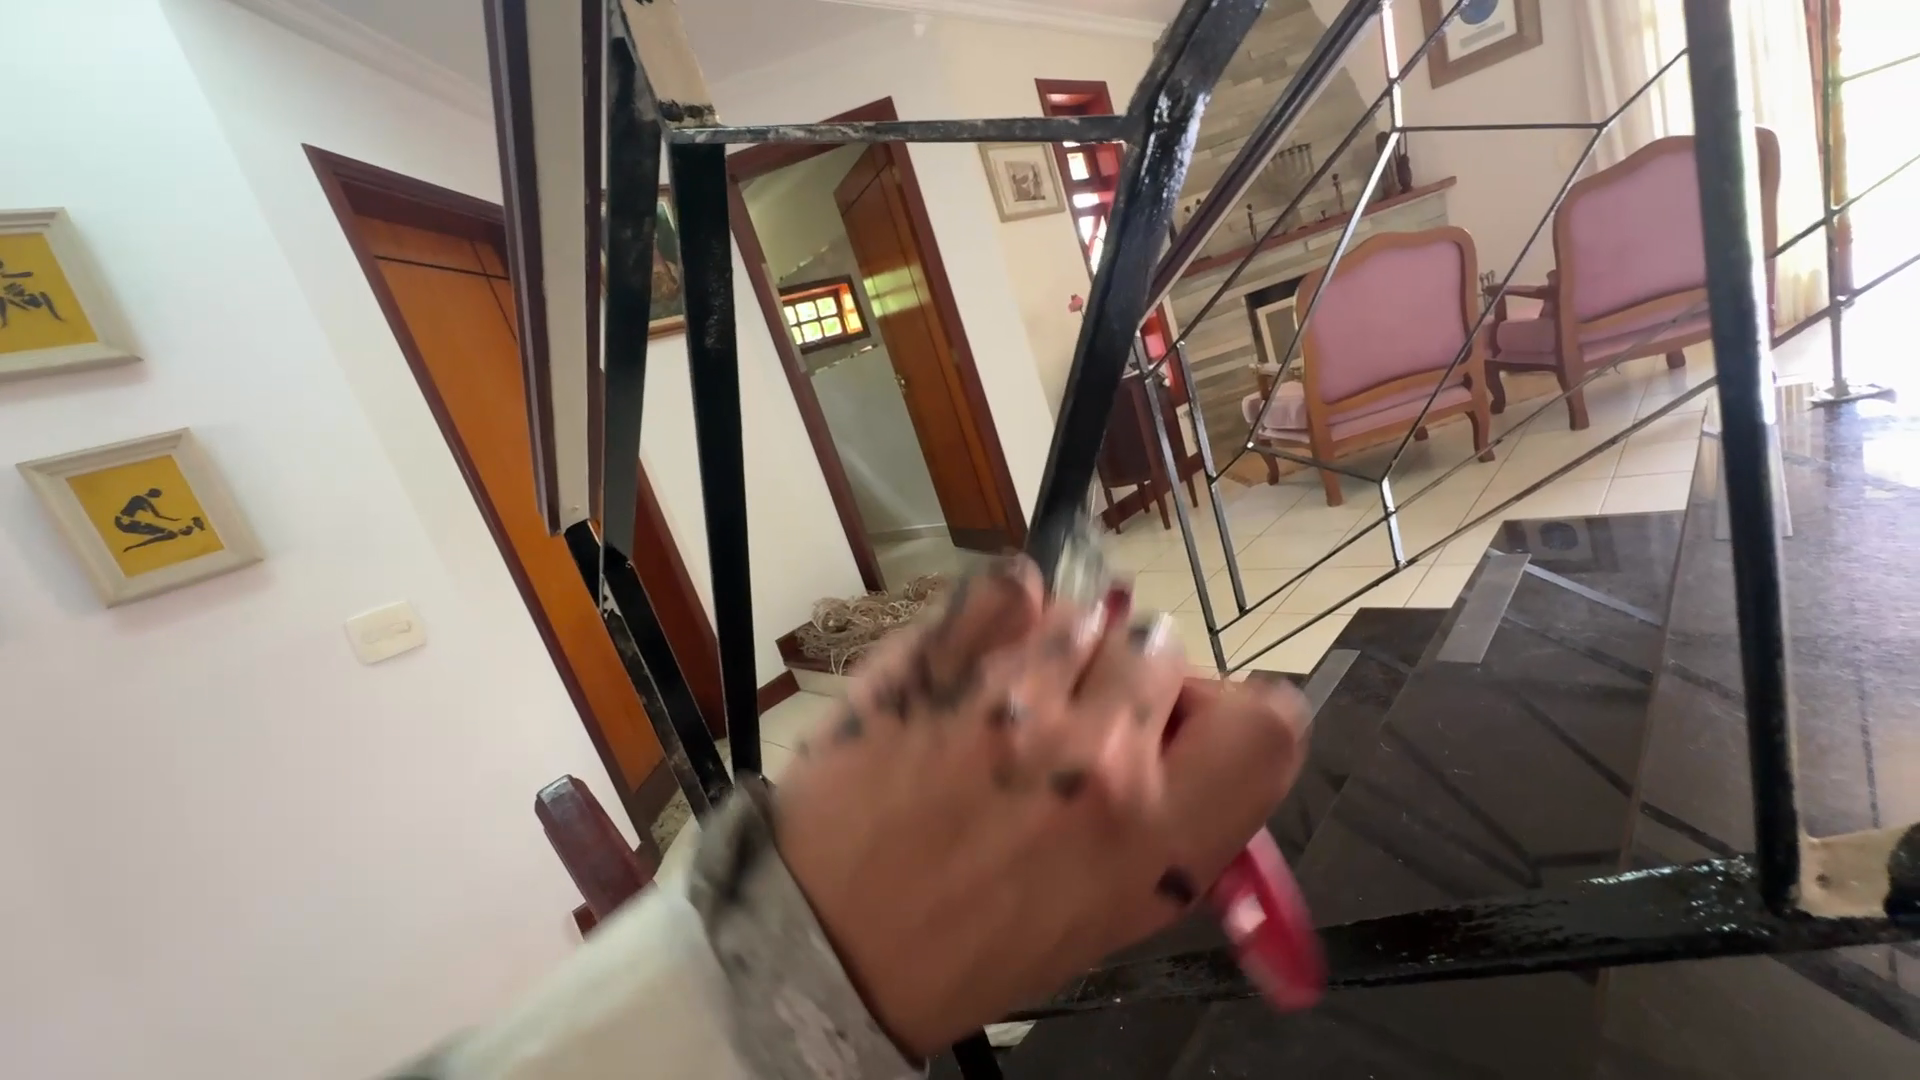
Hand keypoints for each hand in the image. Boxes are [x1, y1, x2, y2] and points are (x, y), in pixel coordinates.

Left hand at [771, 556, 1311, 1057]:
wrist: (832, 936)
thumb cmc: (974, 940)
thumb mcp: (1108, 913)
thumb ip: (1174, 822)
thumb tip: (1197, 735)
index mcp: (1155, 838)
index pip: (1267, 723)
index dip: (1238, 709)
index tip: (1190, 719)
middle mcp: (1095, 756)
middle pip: (1162, 646)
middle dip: (1132, 675)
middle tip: (1085, 711)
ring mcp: (1013, 695)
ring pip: (1089, 614)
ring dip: (1066, 646)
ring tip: (1018, 692)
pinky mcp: (942, 657)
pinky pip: (1014, 585)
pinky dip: (1010, 606)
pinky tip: (987, 648)